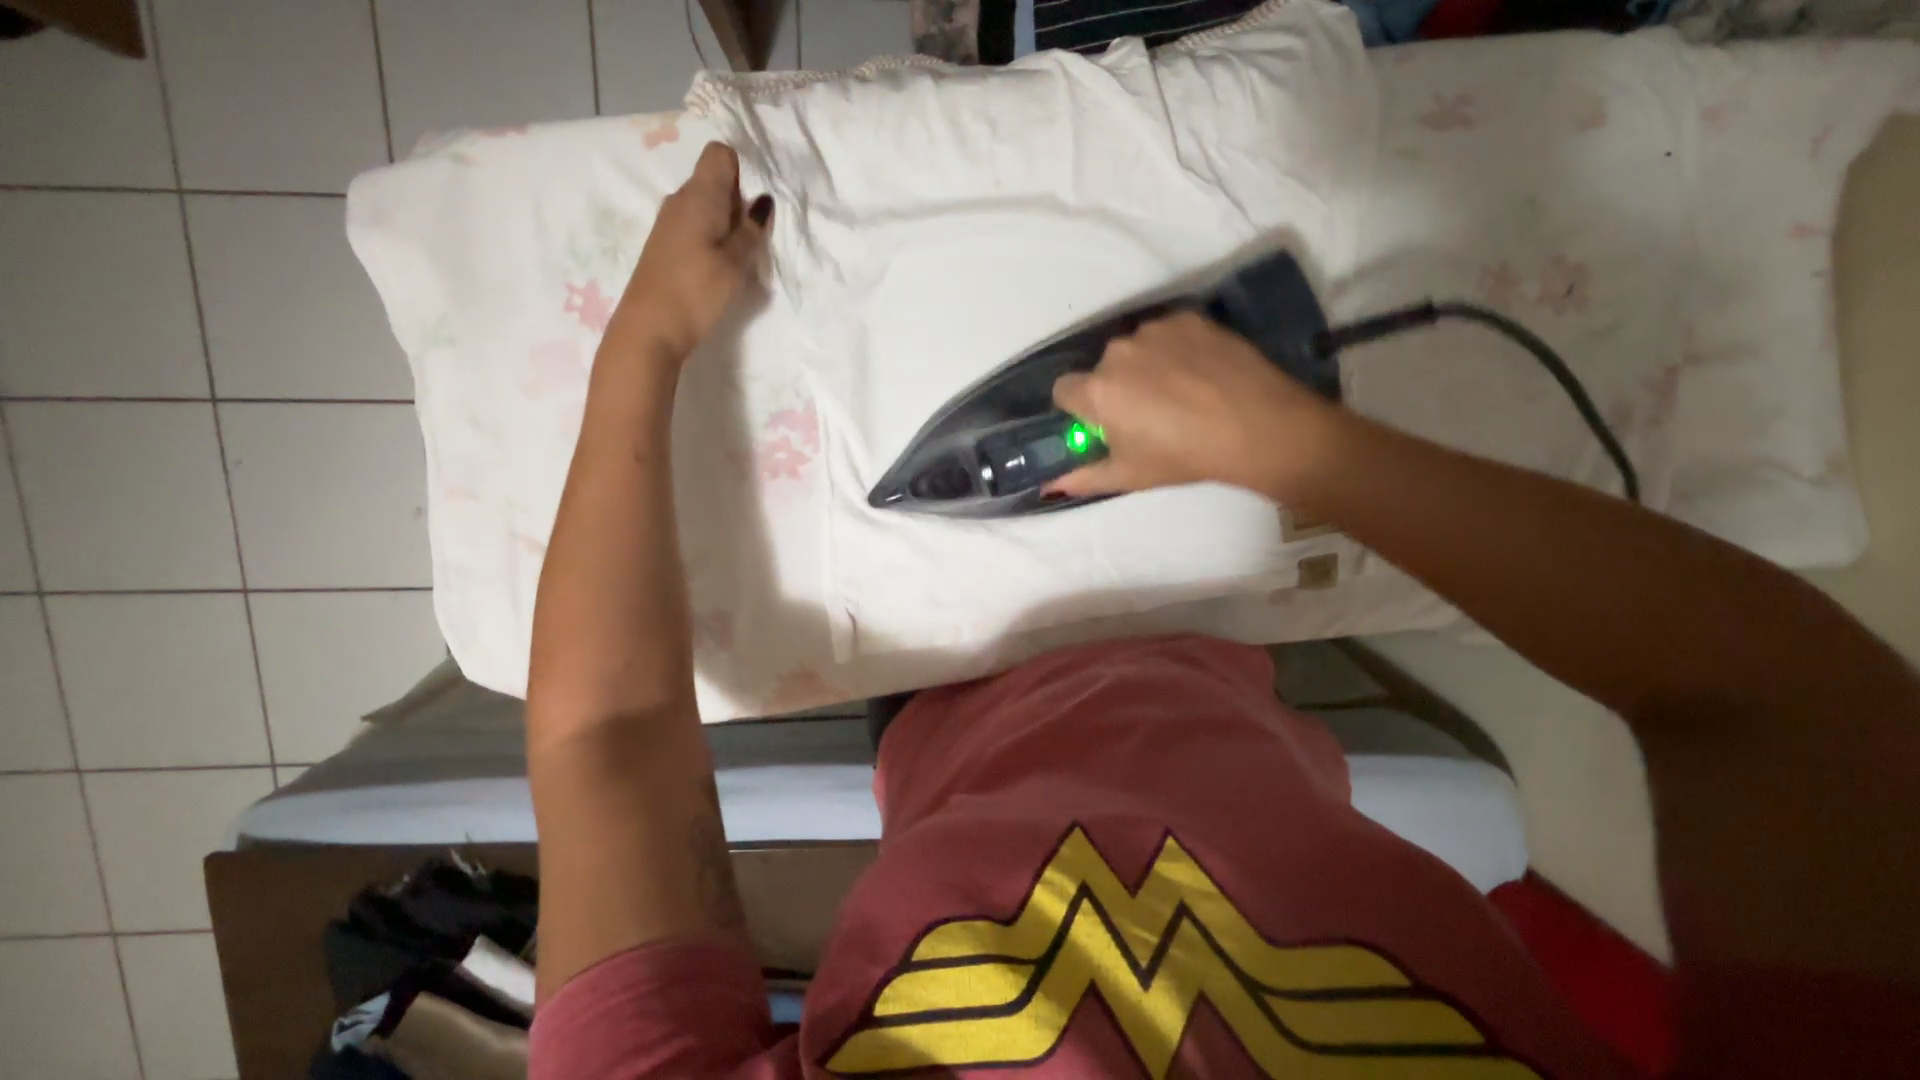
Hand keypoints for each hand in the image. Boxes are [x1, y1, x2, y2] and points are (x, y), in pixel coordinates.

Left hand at [610, 142, 772, 361]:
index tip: (752, 204)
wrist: (649, 328)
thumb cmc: (696, 291)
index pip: (720, 154)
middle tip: (752, 237)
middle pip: (714, 181)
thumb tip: (761, 201)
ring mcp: (669, 222)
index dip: (741, 170)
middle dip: (737, 201)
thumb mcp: (736, 262)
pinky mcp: (665, 244)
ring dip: (725, 224)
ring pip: (705, 206)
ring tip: (737, 257)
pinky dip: (711, 238)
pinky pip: (694, 226)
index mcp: (699, 195)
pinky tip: (717, 268)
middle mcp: (680, 200)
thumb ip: (751, 230)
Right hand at [1048, 311, 1335, 500]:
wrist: (1257, 426)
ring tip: (1180, 391)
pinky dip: (1176, 349)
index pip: (1064, 390)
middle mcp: (1117, 352)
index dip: (1081, 409)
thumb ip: (1083, 477)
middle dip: (1117, 386)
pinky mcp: (1187, 318)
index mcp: (1096, 391)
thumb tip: (1051, 484)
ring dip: (1146, 365)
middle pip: (1103, 368)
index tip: (1104, 423)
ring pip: (1136, 348)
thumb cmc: (1185, 456)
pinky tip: (1200, 372)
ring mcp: (1154, 330)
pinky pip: (1167, 332)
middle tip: (1149, 413)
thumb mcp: (1130, 475)